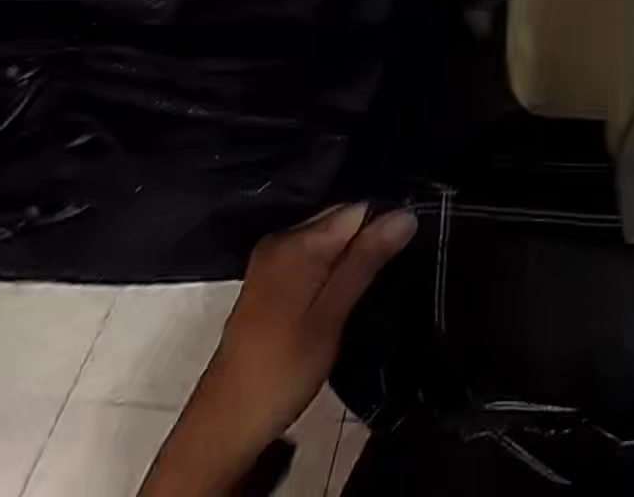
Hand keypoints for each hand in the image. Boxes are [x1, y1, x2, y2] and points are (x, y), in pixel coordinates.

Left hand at [140, 204, 417, 496]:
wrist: (226, 423)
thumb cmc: (283, 370)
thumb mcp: (332, 315)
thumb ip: (367, 260)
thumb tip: (406, 215)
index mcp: (297, 244)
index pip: (360, 208)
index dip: (387, 223)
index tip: (407, 250)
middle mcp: (281, 240)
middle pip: (344, 218)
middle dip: (373, 235)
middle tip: (393, 271)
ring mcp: (272, 259)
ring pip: (332, 236)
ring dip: (356, 252)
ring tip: (375, 281)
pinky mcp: (271, 278)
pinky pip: (317, 253)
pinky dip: (337, 264)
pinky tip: (348, 289)